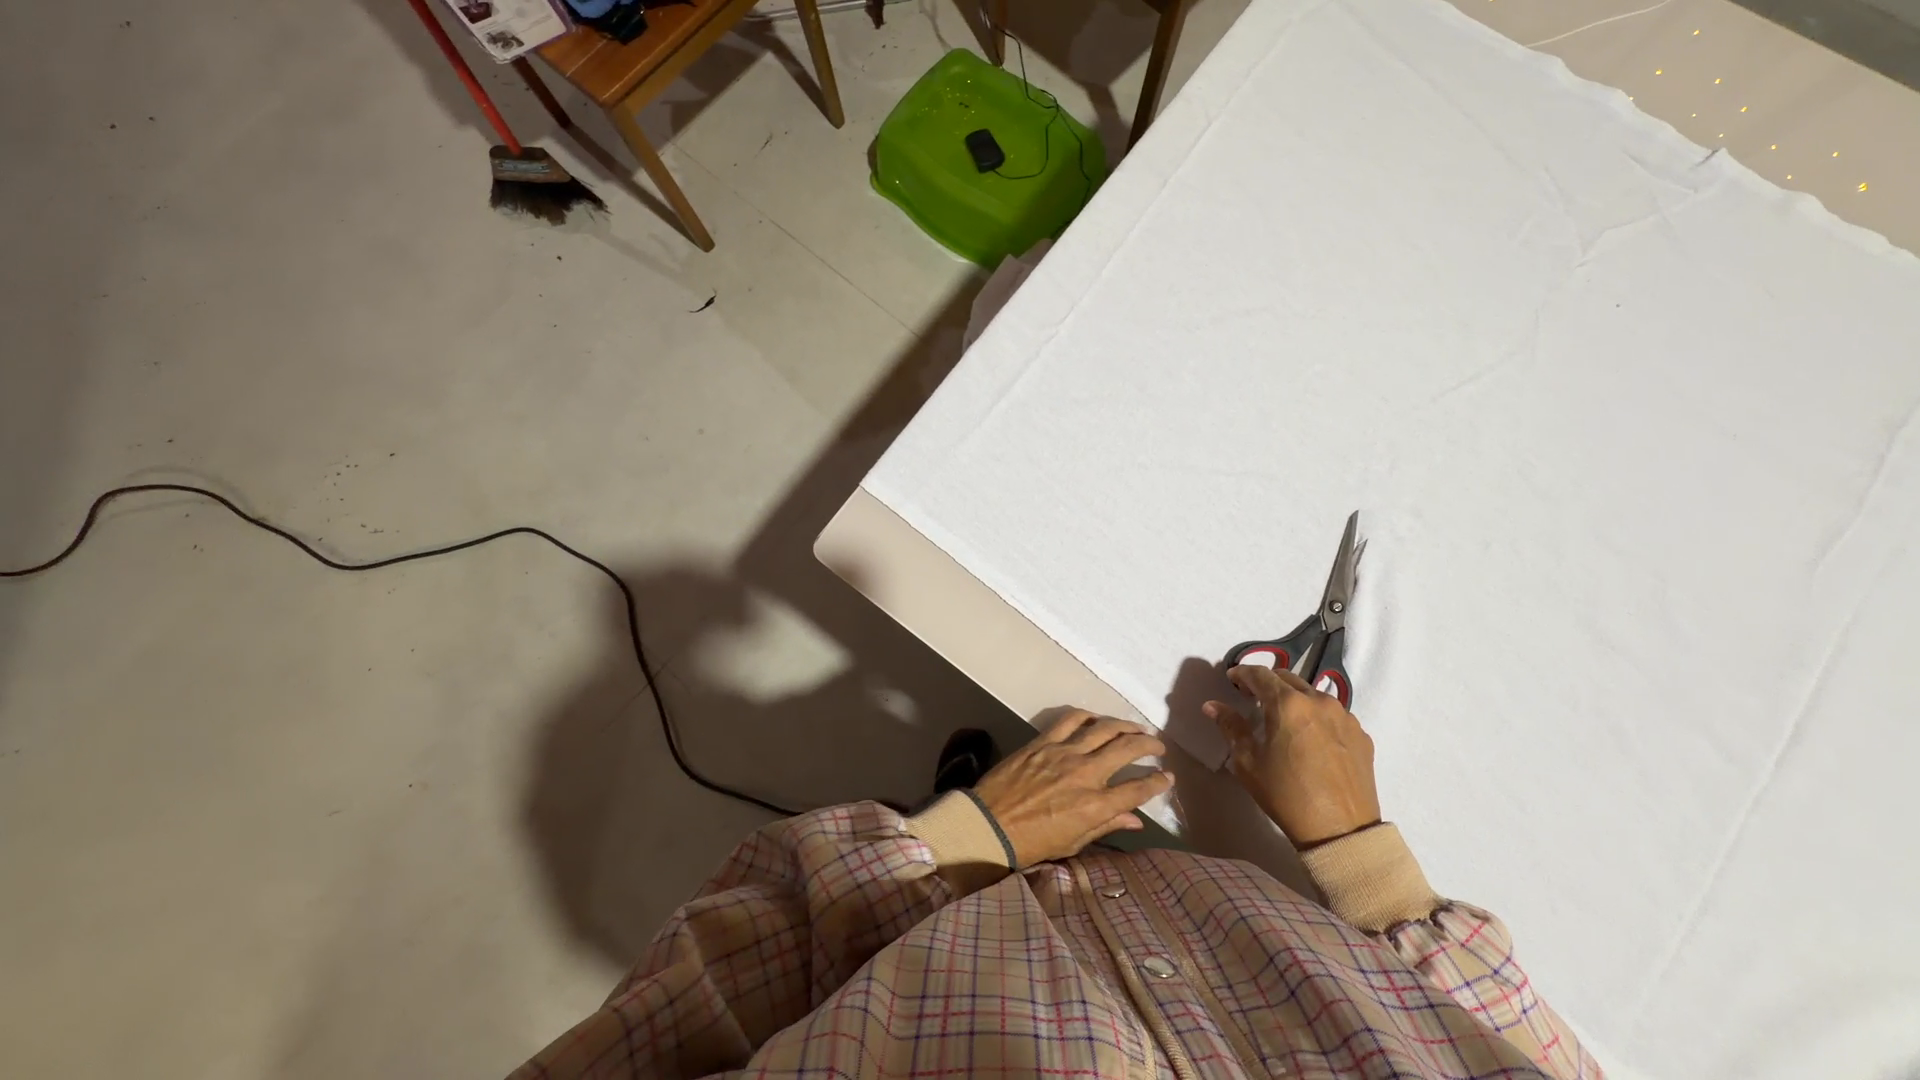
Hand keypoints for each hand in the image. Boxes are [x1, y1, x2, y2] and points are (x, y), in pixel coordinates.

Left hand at [972, 711, 1173, 865]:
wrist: (989, 826)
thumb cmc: (1032, 843)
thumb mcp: (1074, 843)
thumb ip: (1106, 825)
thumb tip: (1135, 819)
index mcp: (1095, 805)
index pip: (1138, 789)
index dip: (1158, 782)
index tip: (1167, 777)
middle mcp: (1085, 774)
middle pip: (1127, 749)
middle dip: (1149, 744)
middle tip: (1158, 746)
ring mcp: (1064, 753)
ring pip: (1104, 728)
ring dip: (1125, 725)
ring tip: (1135, 728)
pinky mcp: (1043, 741)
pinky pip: (1070, 719)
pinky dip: (1088, 715)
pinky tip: (1097, 719)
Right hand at [1204, 665, 1380, 847]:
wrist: (1340, 829)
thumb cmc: (1286, 794)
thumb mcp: (1248, 762)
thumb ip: (1231, 727)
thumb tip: (1212, 705)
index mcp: (1288, 704)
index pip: (1260, 674)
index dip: (1242, 673)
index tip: (1232, 679)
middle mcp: (1319, 701)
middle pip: (1288, 679)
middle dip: (1268, 684)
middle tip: (1254, 698)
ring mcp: (1345, 716)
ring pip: (1313, 695)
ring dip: (1295, 699)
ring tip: (1285, 720)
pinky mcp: (1361, 734)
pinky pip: (1334, 715)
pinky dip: (1317, 717)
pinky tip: (1311, 739)